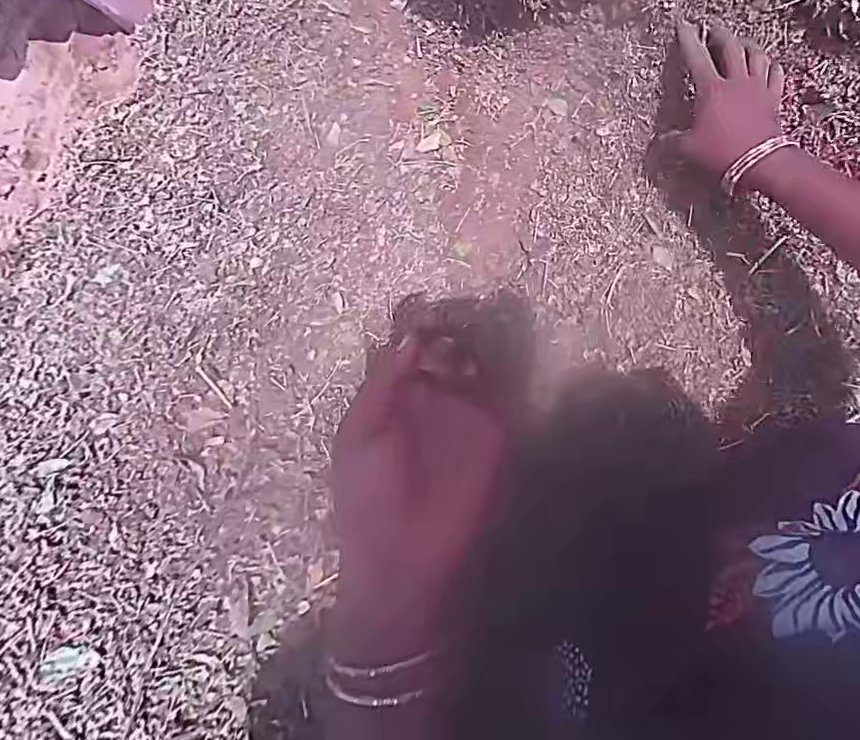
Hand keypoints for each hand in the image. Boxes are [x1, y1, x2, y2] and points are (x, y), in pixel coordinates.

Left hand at [330, 335, 506, 661]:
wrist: (406, 555)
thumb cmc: (368, 495)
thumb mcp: (361, 434)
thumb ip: (384, 383)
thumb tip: (409, 335)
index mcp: (392, 394)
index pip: (407, 347)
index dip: (415, 324)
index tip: (424, 303)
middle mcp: (430, 394)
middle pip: (444, 345)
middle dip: (449, 325)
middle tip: (453, 314)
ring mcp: (463, 408)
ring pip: (473, 360)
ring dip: (471, 342)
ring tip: (466, 333)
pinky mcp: (492, 427)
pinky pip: (498, 388)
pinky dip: (496, 368)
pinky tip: (486, 358)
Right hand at [666, 20, 786, 184]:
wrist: (762, 164)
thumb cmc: (724, 153)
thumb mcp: (690, 148)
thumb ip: (674, 141)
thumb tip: (661, 141)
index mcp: (712, 89)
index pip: (696, 56)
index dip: (687, 38)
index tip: (683, 24)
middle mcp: (736, 82)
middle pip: (730, 46)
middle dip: (719, 33)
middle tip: (712, 28)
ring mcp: (758, 88)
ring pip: (756, 55)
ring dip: (747, 44)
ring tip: (741, 42)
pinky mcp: (773, 99)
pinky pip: (775, 74)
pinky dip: (770, 66)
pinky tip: (768, 65)